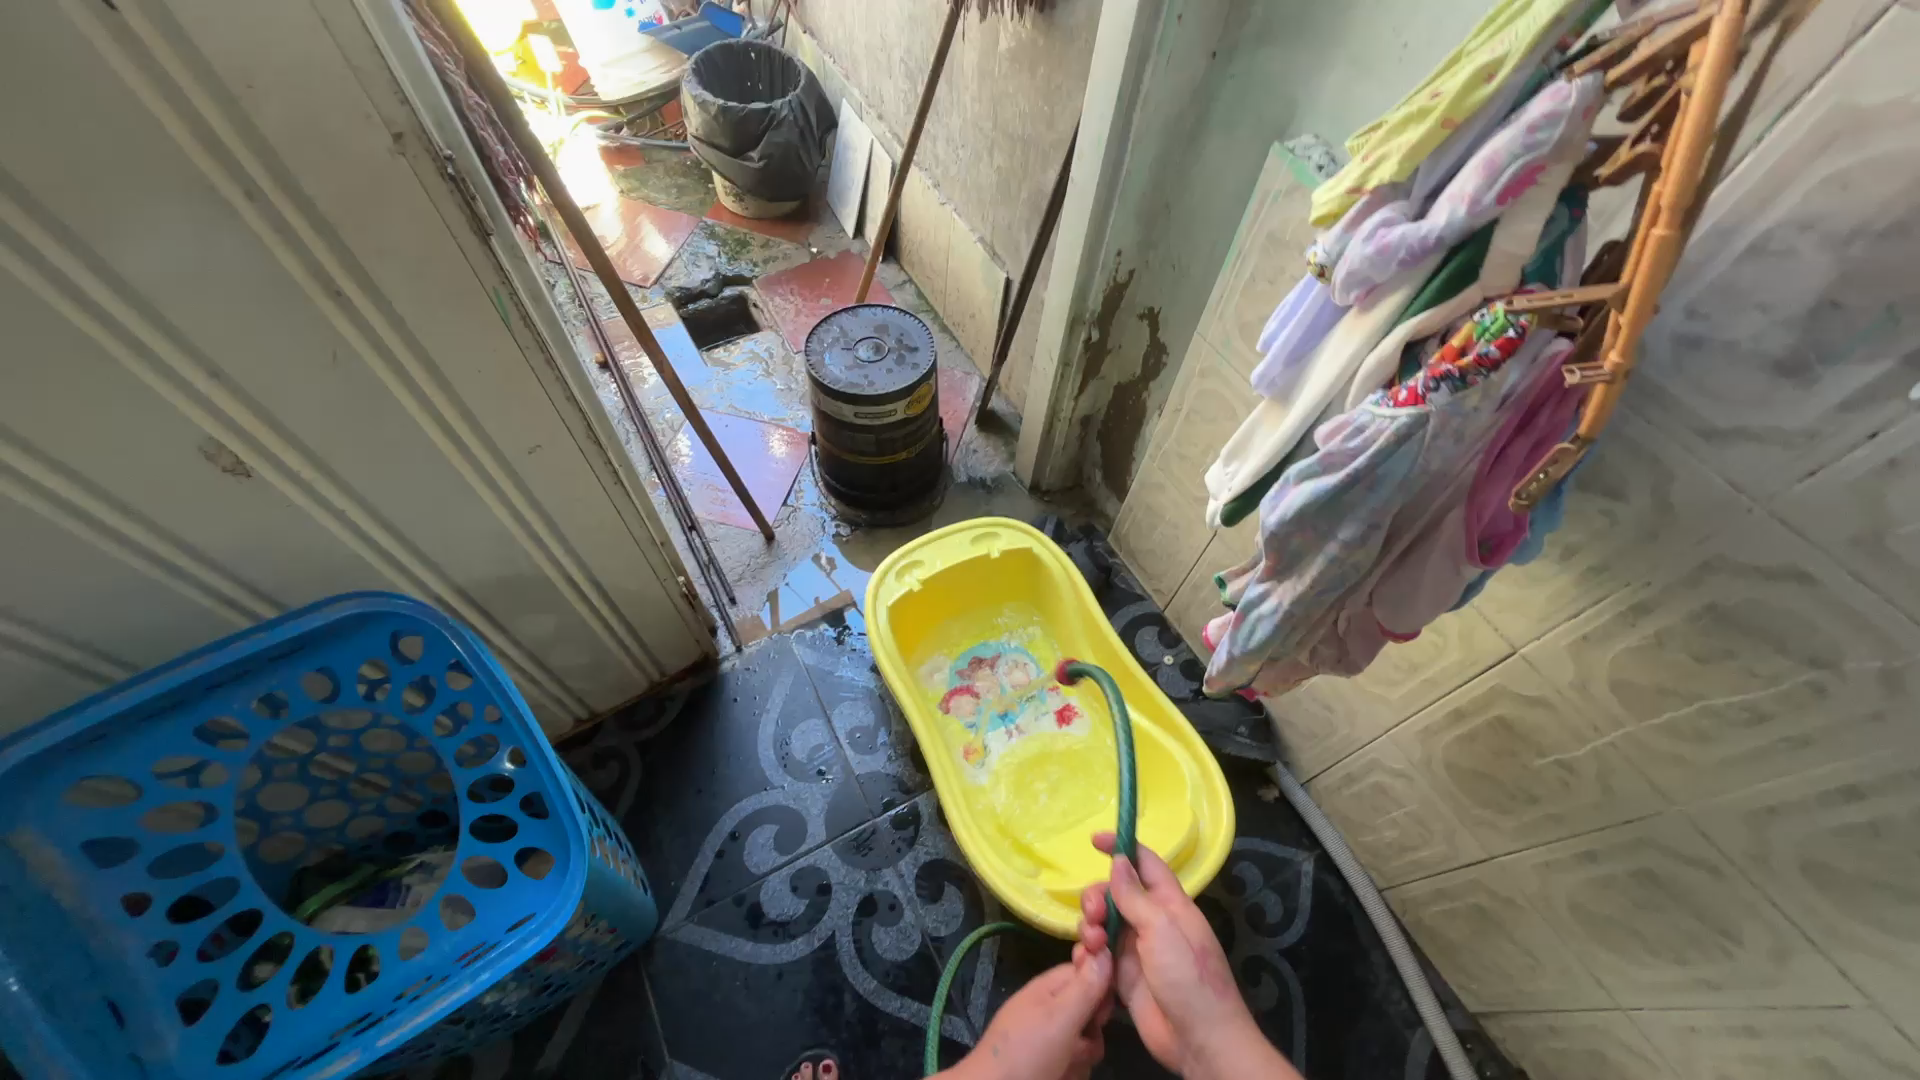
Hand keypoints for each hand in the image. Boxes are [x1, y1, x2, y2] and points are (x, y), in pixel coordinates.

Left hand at [943, 947, 1112, 1079]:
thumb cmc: (1027, 1051)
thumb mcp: (1060, 1017)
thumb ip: (1086, 988)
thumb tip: (1106, 950)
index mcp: (1048, 987)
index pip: (1086, 973)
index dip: (1100, 989)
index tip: (1102, 1011)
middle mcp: (1050, 1010)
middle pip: (1090, 1012)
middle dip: (1091, 1032)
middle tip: (1076, 1043)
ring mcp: (1050, 1040)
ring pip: (1087, 1043)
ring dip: (1081, 1058)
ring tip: (1063, 1066)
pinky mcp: (1052, 1065)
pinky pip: (1077, 1065)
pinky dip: (1072, 1073)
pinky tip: (1059, 1077)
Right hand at [1078, 834, 1296, 1079]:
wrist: (1198, 1040)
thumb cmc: (1188, 977)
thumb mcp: (1162, 930)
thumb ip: (1135, 896)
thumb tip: (1119, 859)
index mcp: (1169, 904)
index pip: (1145, 863)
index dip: (1122, 847)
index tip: (1093, 840)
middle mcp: (1151, 921)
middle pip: (1115, 893)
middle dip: (1098, 896)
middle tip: (1093, 913)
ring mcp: (1135, 949)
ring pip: (1102, 922)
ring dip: (1090, 926)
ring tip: (1092, 944)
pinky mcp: (1122, 975)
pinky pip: (1098, 953)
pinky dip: (1088, 953)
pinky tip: (1087, 962)